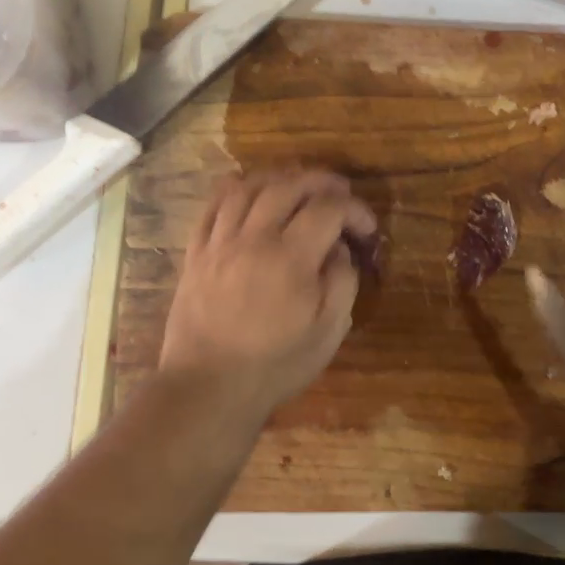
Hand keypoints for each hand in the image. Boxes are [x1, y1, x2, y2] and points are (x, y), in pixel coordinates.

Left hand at [160, 170, 376, 414]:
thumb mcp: (329, 331)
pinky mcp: (197, 252)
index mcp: (291, 257)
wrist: (208, 387)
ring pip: (249, 186)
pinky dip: (237, 188)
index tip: (368, 231)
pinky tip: (251, 191)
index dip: (356, 210)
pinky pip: (214, 204)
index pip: (329, 208)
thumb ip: (342, 282)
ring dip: (280, 177)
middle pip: (289, 186)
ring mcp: (220, 242)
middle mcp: (254, 238)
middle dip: (322, 182)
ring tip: (300, 185)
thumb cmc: (276, 365)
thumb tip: (339, 249)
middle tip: (342, 192)